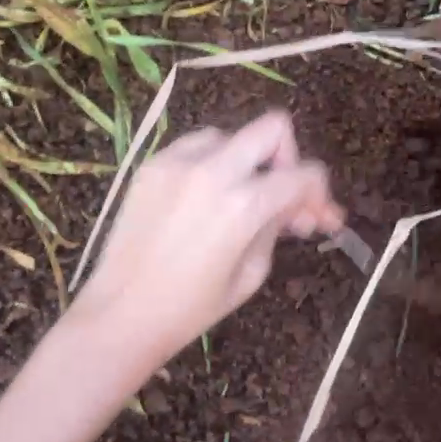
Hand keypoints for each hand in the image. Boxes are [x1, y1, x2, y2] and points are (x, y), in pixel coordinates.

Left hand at [74, 111, 344, 362]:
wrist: (120, 314)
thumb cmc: (191, 309)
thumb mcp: (251, 274)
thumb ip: (277, 227)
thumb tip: (299, 207)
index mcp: (244, 205)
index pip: (303, 174)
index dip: (321, 193)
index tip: (320, 216)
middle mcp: (213, 171)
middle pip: (273, 127)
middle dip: (289, 157)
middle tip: (283, 192)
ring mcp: (178, 162)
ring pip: (232, 135)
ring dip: (246, 161)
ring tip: (240, 199)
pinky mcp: (152, 164)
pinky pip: (195, 145)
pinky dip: (210, 162)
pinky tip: (205, 195)